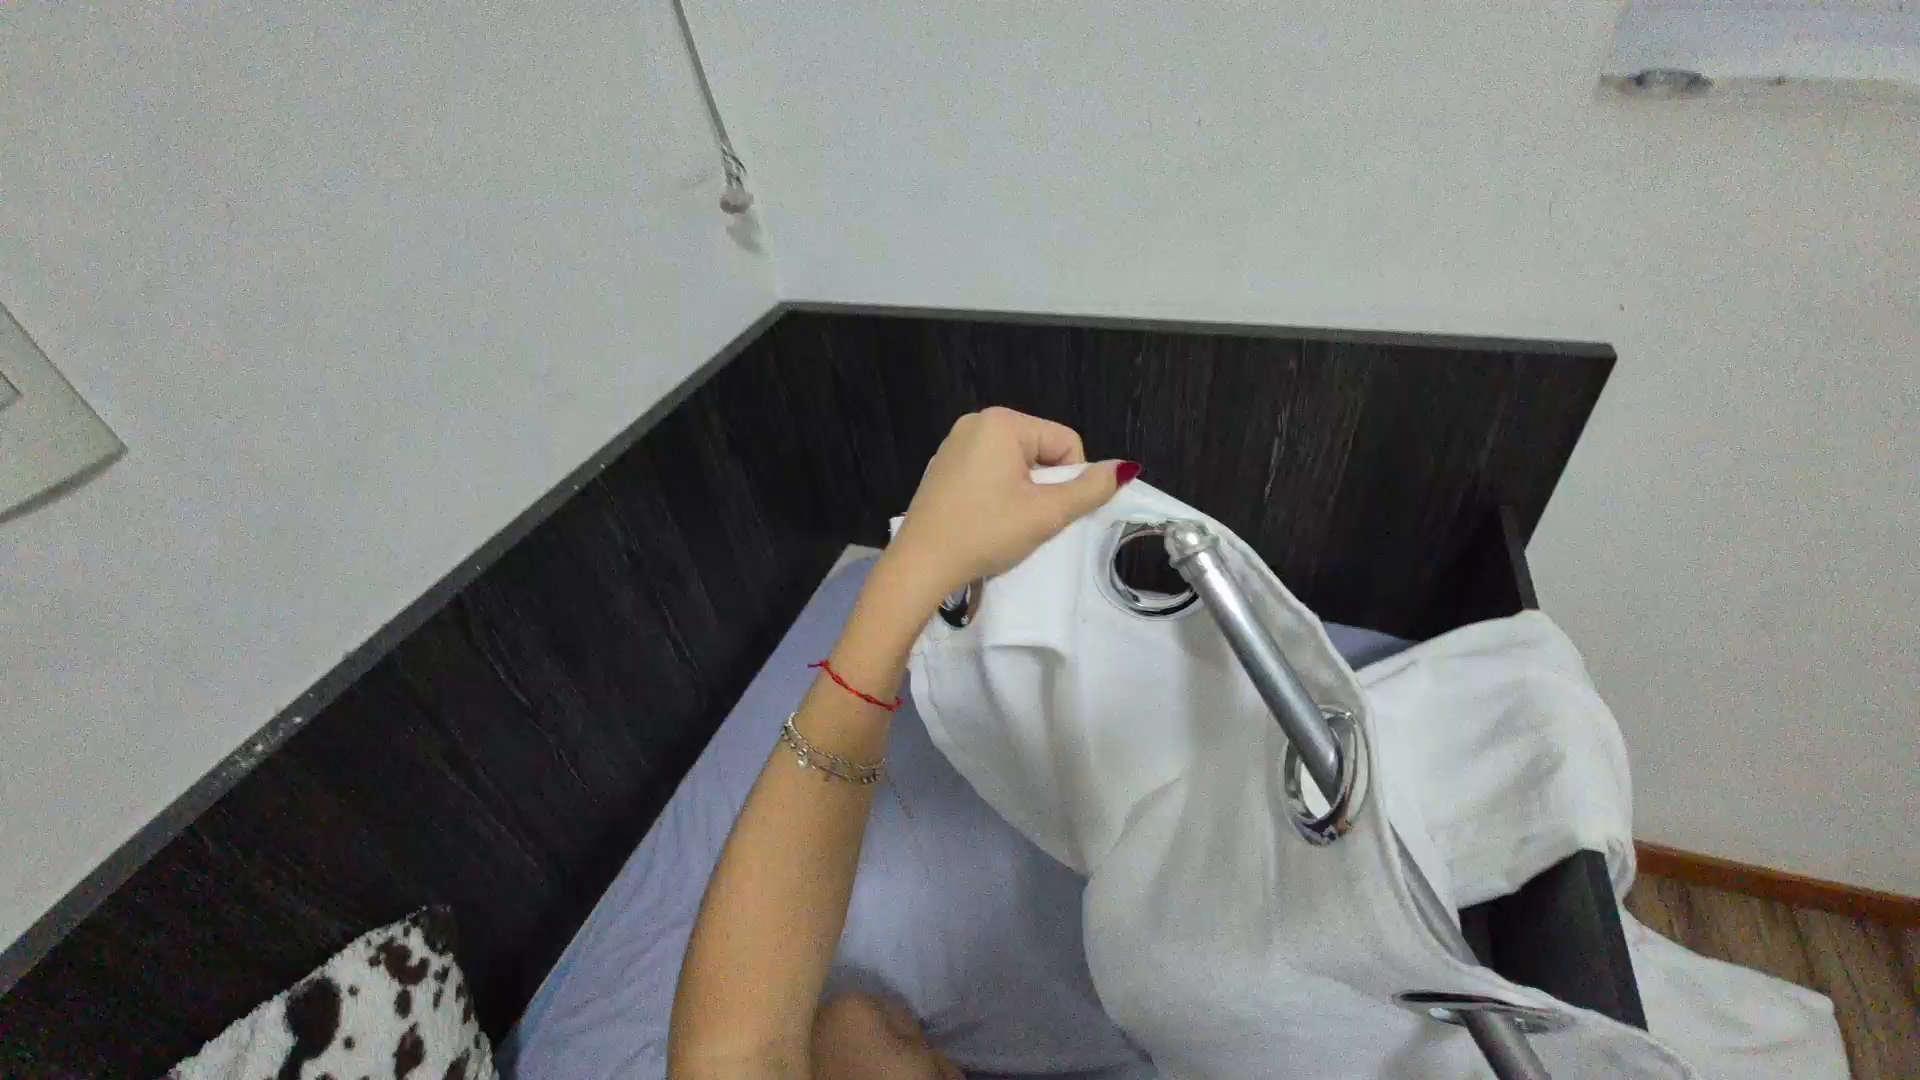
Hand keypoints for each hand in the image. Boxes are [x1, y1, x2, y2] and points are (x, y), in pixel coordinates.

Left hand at [883, 407, 1136, 604]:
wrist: (921, 566)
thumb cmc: (986, 533)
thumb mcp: (1046, 513)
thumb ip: (1090, 488)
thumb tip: (1125, 468)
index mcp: (1001, 422)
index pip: (1065, 442)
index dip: (1070, 480)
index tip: (1051, 511)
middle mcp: (975, 423)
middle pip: (1040, 451)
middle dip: (1045, 486)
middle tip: (1029, 520)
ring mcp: (954, 446)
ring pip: (1015, 465)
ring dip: (1024, 494)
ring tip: (1007, 524)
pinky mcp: (943, 470)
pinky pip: (988, 474)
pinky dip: (998, 496)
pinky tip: (986, 522)